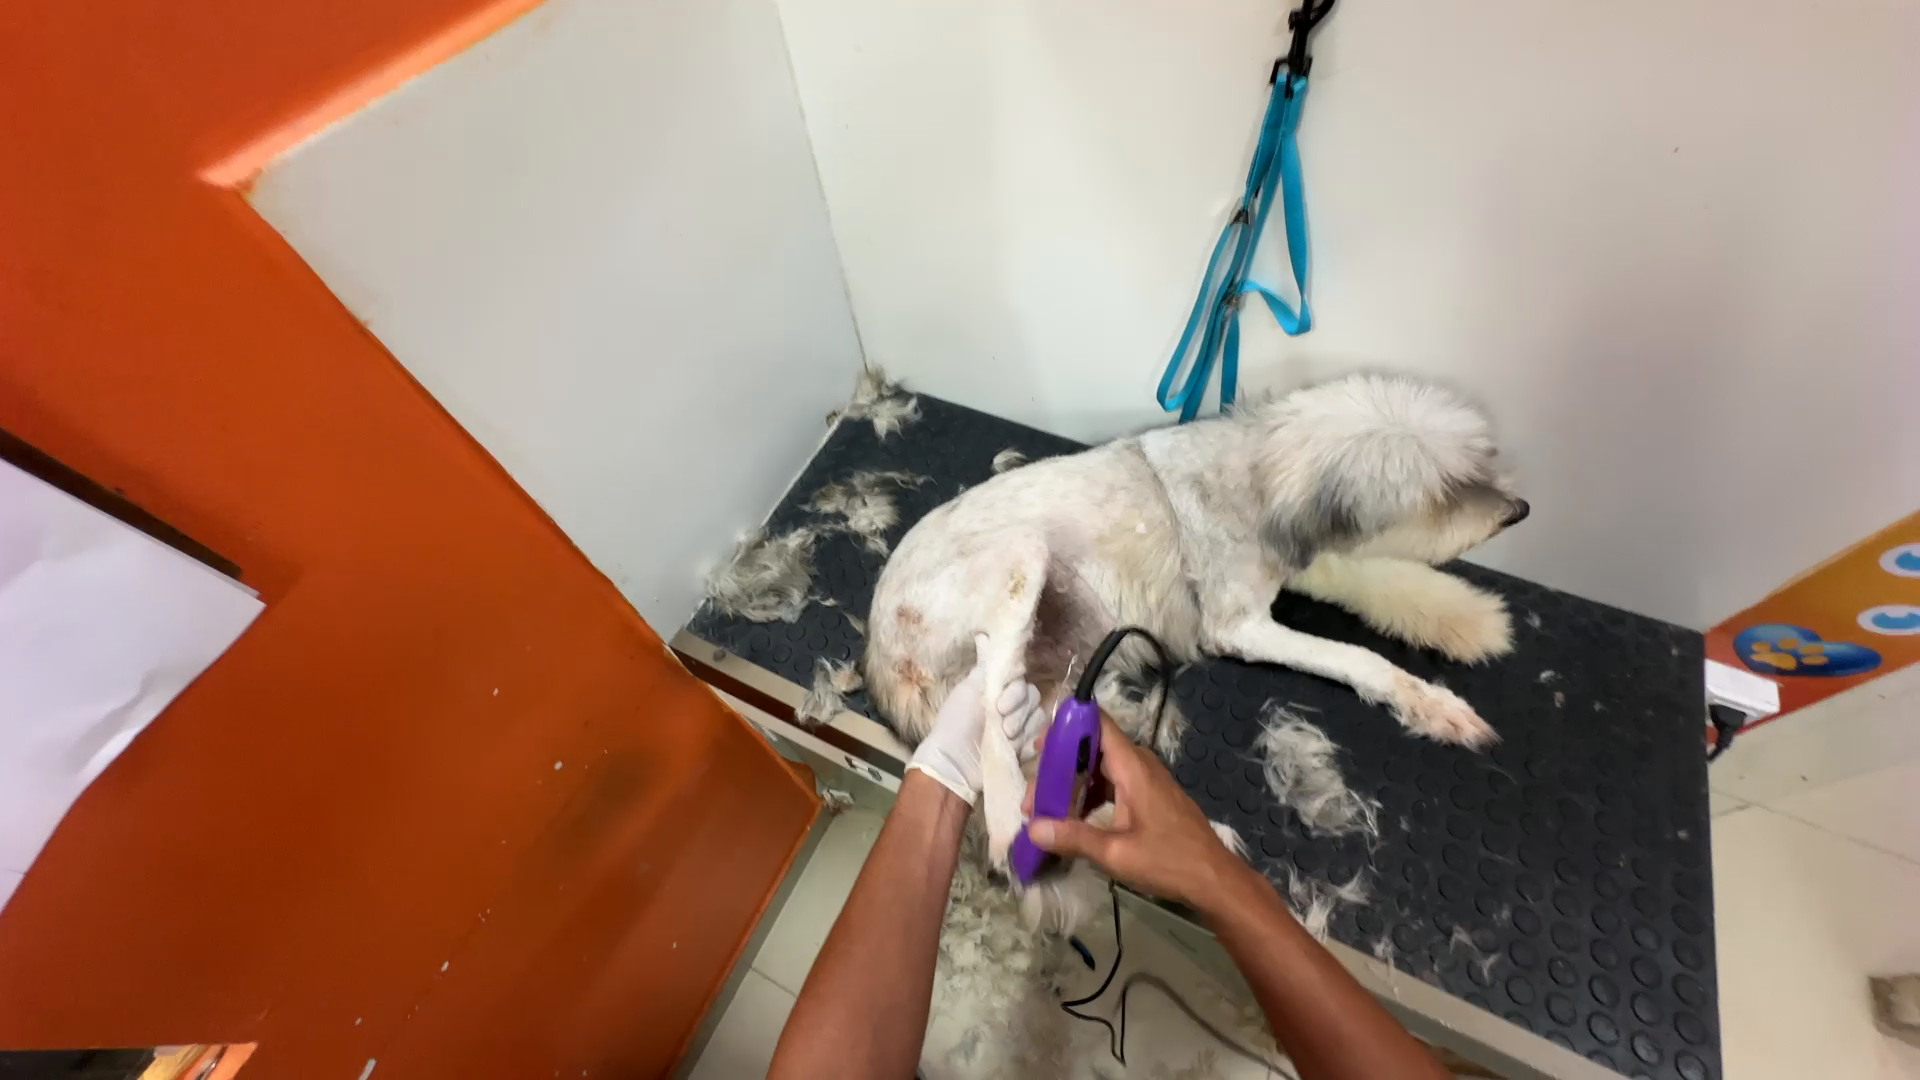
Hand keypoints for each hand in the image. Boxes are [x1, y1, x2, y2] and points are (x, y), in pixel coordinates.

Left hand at [905, 637, 1047, 804]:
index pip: (1023, 682)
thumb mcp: (968, 689)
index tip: (1000, 705)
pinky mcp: (1023, 749)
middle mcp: (1011, 706)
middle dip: (1019, 713)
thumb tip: (985, 635)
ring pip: (1038, 719)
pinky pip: (1038, 741)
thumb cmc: (956, 722)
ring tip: (1004, 739)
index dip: (1016, 693)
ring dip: (1022, 729)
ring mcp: (1019, 729)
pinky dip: (1026, 746)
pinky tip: (1012, 751)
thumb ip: (985, 667)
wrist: (955, 762)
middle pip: (1034, 699)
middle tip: (1002, 725)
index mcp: (998, 690)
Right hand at [1027, 715, 1243, 910]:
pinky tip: (1076, 820)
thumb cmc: (1168, 861)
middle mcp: (1138, 763)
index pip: (1096, 723)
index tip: (1039, 749)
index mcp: (1131, 765)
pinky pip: (1112, 782)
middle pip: (1091, 748)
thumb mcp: (1115, 853)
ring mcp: (1145, 778)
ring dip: (1073, 785)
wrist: (1215, 879)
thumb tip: (1033, 829)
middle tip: (1034, 799)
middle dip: (1059, 768)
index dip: (1065, 727)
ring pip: (1100, 767)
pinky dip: (1091, 795)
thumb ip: (1073, 837)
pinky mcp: (1149, 794)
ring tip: (1049, 813)